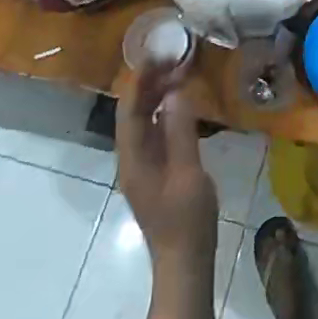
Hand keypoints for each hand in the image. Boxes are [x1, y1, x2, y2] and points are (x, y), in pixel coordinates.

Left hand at [116, 69, 217, 268]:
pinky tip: (180, 108)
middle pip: (132, 110)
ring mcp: (138, 164)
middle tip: (173, 60)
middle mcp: (128, 155)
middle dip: (149, 83)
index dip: (142, 78)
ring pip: (141, 121)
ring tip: (178, 75)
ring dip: (156, 97)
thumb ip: (180, 131)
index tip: (159, 54)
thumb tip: (175, 92)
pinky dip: (163, 115)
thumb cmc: (187, 221)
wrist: (183, 263)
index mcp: (131, 154)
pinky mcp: (151, 172)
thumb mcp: (189, 173)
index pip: (129, 106)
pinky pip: (151, 133)